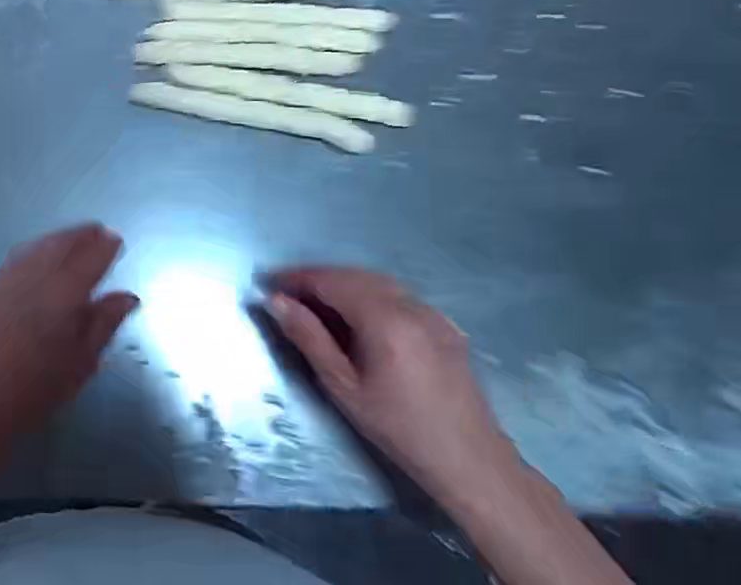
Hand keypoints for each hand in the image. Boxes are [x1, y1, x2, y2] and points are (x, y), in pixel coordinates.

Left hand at [0, 223, 139, 431]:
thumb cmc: (43, 383)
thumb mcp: (84, 359)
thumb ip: (105, 321)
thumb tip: (128, 296)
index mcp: (63, 294)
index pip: (88, 261)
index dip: (104, 248)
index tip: (116, 238)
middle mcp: (36, 277)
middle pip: (60, 245)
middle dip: (80, 235)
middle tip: (98, 230)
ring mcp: (11, 279)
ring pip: (38, 246)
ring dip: (58, 237)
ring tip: (75, 237)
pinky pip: (20, 255)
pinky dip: (36, 247)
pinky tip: (41, 253)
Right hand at [264, 267, 517, 502]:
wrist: (473, 464)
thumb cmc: (399, 428)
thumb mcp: (342, 385)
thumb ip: (307, 336)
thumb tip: (274, 300)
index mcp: (386, 321)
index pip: (330, 281)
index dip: (295, 278)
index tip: (267, 284)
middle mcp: (412, 309)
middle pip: (353, 276)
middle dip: (316, 278)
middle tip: (285, 292)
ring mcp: (434, 316)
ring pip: (376, 282)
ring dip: (341, 283)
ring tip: (314, 301)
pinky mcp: (445, 328)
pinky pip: (398, 295)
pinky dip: (367, 293)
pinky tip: (355, 314)